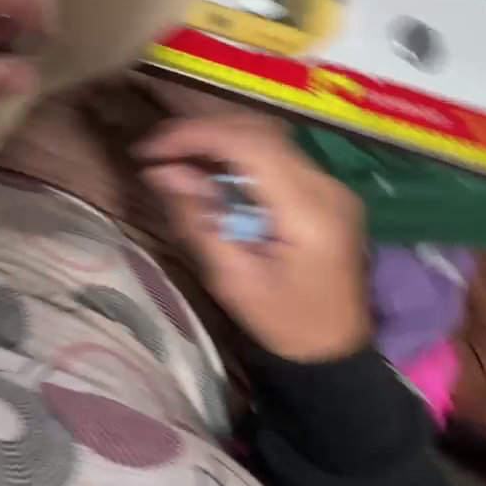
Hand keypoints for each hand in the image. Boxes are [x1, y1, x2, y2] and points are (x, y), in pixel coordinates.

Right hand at [138, 116, 369, 361]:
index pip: (248, 145)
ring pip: (264, 135)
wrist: (333, 354)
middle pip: (257, 131)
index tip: (151, 149)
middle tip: (159, 151)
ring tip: (177, 156)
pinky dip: (235, 151)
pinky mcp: (324, 189)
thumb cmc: (281, 324)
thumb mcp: (231, 280)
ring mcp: (329, 185)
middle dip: (201, 132)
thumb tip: (161, 171)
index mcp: (307, 212)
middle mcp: (325, 186)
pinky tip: (208, 167)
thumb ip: (198, 219)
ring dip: (217, 137)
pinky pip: (274, 153)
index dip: (195, 136)